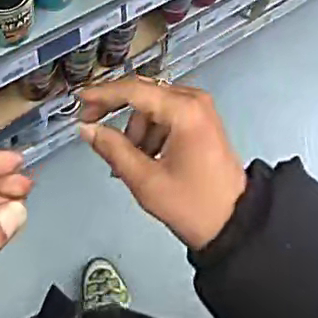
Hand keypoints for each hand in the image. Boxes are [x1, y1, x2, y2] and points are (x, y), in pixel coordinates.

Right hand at [77, 76, 245, 250]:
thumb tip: (88, 129)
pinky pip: (164, 114)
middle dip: (115, 109)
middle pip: (142, 93)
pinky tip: (146, 156)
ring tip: (132, 159)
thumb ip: (113, 150)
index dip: (102, 93)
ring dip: (135, 128)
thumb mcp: (147, 181)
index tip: (81, 98)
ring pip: (151, 105)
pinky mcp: (199, 119)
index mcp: (184, 110)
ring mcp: (198, 108)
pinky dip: (149, 131)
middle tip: (92, 123)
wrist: (235, 227)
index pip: (133, 90)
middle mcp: (194, 101)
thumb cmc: (198, 207)